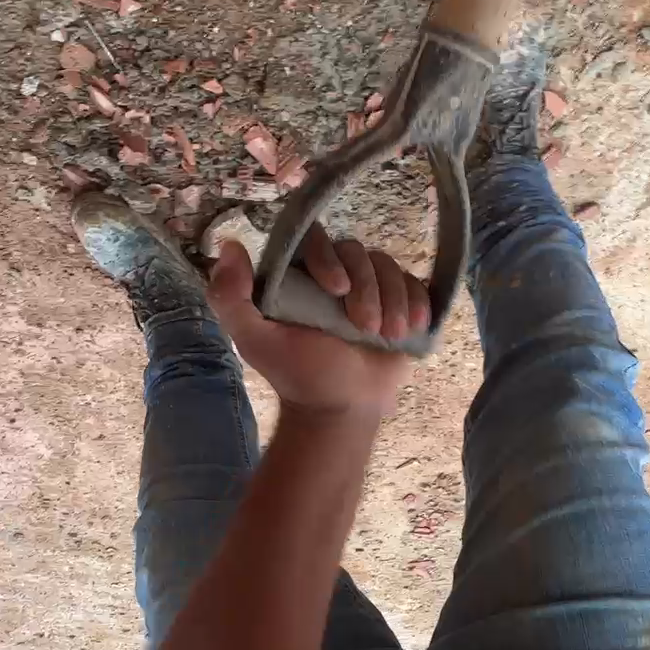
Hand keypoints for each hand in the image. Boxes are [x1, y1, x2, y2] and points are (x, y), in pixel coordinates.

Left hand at [206, 227, 430, 416]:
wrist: (343, 410)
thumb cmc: (300, 375)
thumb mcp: (256, 341)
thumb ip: (230, 298)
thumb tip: (230, 245)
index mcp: (301, 276)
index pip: (316, 240)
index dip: (329, 258)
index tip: (337, 290)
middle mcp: (337, 276)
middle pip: (359, 252)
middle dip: (368, 289)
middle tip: (366, 328)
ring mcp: (371, 289)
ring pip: (389, 266)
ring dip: (394, 301)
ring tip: (390, 335)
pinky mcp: (400, 304)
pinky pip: (415, 284)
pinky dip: (418, 302)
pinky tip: (412, 328)